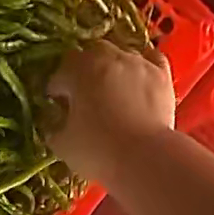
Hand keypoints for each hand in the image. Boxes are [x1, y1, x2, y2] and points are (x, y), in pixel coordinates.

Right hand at [46, 42, 175, 185]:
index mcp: (76, 69)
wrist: (145, 159)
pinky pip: (151, 58)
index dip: (55, 94)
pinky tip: (141, 78)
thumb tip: (53, 127)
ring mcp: (136, 62)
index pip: (58, 77)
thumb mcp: (64, 146)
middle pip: (88, 58)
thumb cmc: (98, 151)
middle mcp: (106, 56)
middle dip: (82, 76)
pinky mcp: (161, 74)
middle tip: (84, 100)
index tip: (57, 109)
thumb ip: (54, 131)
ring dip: (112, 70)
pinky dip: (144, 65)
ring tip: (112, 93)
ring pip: (119, 55)